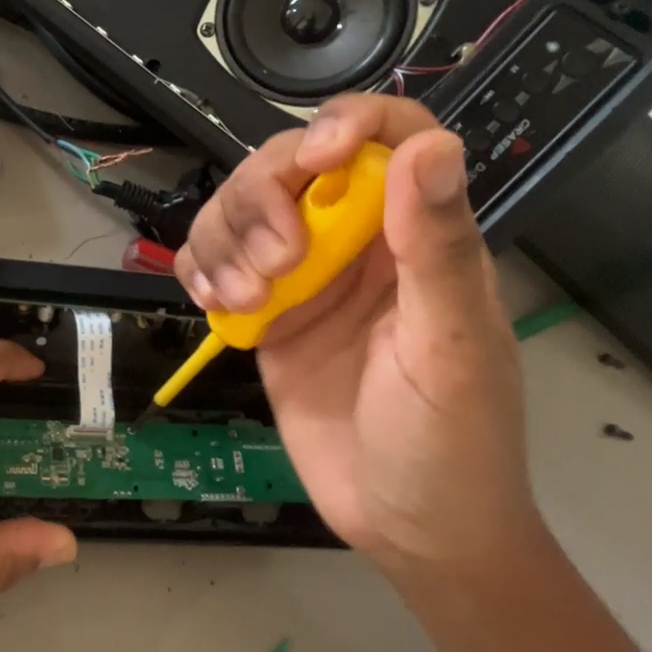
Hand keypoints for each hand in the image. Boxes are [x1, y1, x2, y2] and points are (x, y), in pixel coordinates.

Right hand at [173, 94, 542, 578]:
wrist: (404, 526)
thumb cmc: (452, 441)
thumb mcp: (452, 346)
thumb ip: (439, 248)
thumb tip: (431, 146)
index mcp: (416, 232)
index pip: (388, 135)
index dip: (345, 125)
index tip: (314, 164)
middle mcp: (354, 239)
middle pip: (285, 163)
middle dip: (261, 201)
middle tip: (275, 270)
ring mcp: (301, 274)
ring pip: (236, 207)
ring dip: (225, 242)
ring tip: (246, 303)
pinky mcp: (260, 310)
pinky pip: (210, 259)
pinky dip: (199, 269)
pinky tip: (217, 305)